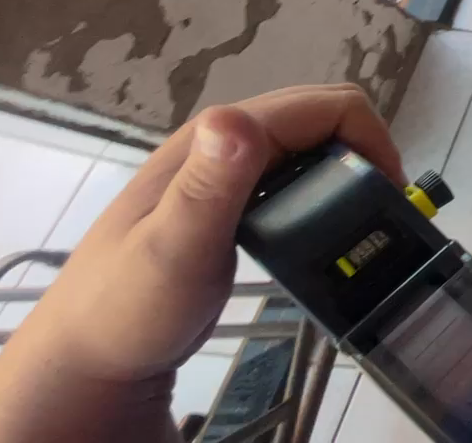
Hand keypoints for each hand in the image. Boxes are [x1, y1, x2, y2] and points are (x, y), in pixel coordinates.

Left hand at [0, 84, 404, 442]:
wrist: (84, 365)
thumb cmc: (130, 310)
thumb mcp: (174, 249)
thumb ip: (208, 184)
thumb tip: (235, 116)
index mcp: (215, 137)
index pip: (324, 106)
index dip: (369, 135)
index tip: (386, 186)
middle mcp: (223, 137)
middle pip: (324, 110)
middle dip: (365, 142)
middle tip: (381, 193)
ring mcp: (227, 162)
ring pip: (315, 132)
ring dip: (349, 156)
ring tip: (361, 200)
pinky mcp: (235, 188)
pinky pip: (299, 159)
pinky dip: (328, 173)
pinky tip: (324, 208)